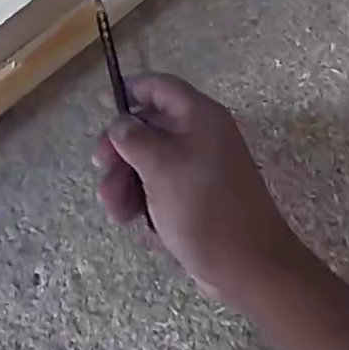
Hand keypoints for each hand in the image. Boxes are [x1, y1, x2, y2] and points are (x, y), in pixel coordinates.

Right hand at [94, 73, 311, 307]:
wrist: (247, 263)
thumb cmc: (204, 206)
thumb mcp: (161, 166)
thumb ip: (134, 138)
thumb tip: (120, 122)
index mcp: (199, 115)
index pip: (160, 86)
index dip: (131, 90)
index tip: (101, 108)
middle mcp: (200, 134)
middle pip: (149, 126)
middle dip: (121, 150)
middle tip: (102, 171)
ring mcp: (199, 165)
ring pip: (150, 160)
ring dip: (126, 181)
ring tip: (118, 211)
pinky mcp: (195, 194)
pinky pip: (160, 185)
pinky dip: (143, 198)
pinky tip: (134, 221)